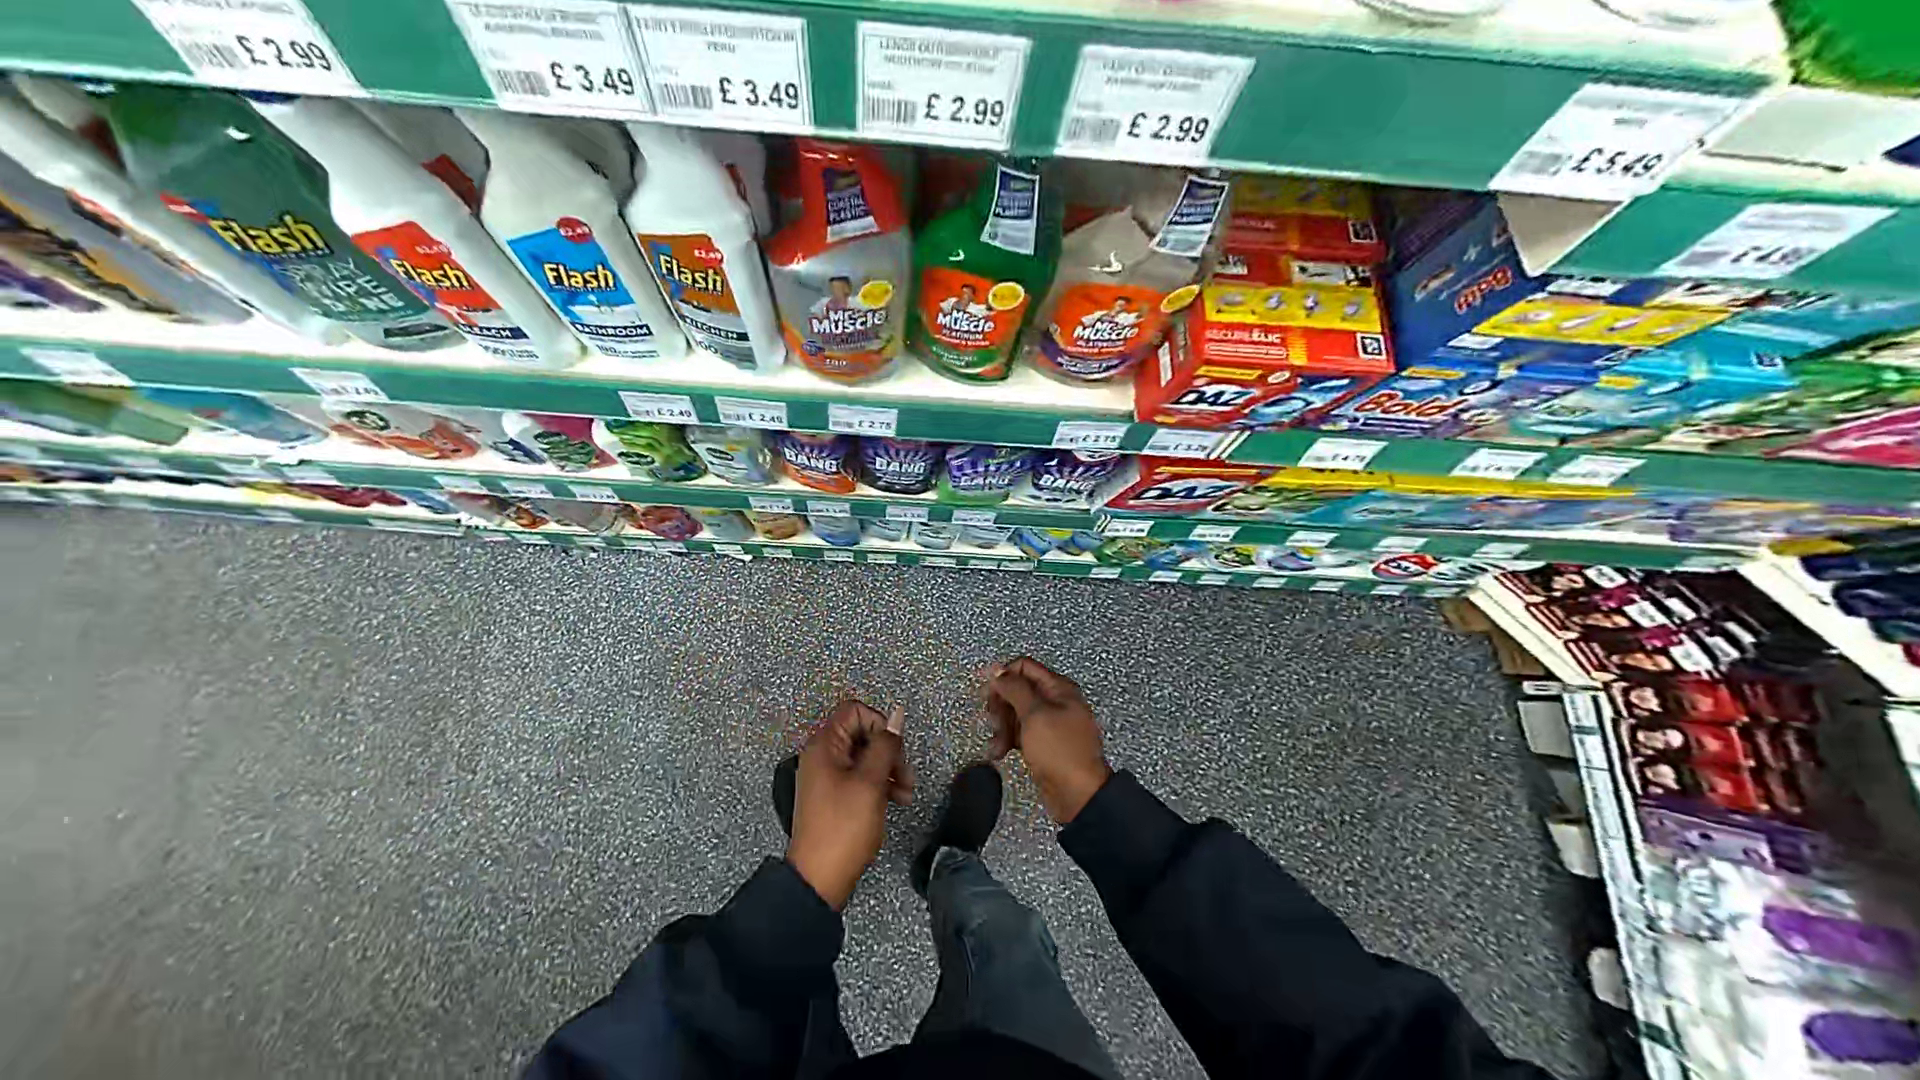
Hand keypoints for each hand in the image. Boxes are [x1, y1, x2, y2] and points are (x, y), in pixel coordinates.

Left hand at [786, 699, 913, 909]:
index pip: (854, 710)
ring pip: (865, 756)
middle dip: (889, 750)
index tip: (894, 748)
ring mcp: (827, 776)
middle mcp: (822, 755)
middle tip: (906, 774)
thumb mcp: (871, 781)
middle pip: (862, 733)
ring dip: (889, 769)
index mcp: (824, 745)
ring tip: (906, 793)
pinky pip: (860, 776)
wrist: (820, 878)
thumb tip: (897, 715)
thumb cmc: (844, 827)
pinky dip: (880, 783)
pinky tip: (896, 800)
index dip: (879, 723)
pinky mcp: (834, 795)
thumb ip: (886, 745)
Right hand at [987, 658, 1111, 823]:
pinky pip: (1020, 732)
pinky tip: (1000, 752)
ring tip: (998, 744)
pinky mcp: (1044, 743)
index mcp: (1059, 688)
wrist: (1078, 795)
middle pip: (1018, 690)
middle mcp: (1055, 702)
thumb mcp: (1034, 714)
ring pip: (1016, 713)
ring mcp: (1050, 723)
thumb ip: (1014, 688)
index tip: (989, 694)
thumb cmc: (1060, 752)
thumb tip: (997, 670)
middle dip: (1001, 705)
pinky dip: (1008, 740)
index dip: (1003, 677)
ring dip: (1002, 726)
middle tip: (994, 721)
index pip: (1024, 667)